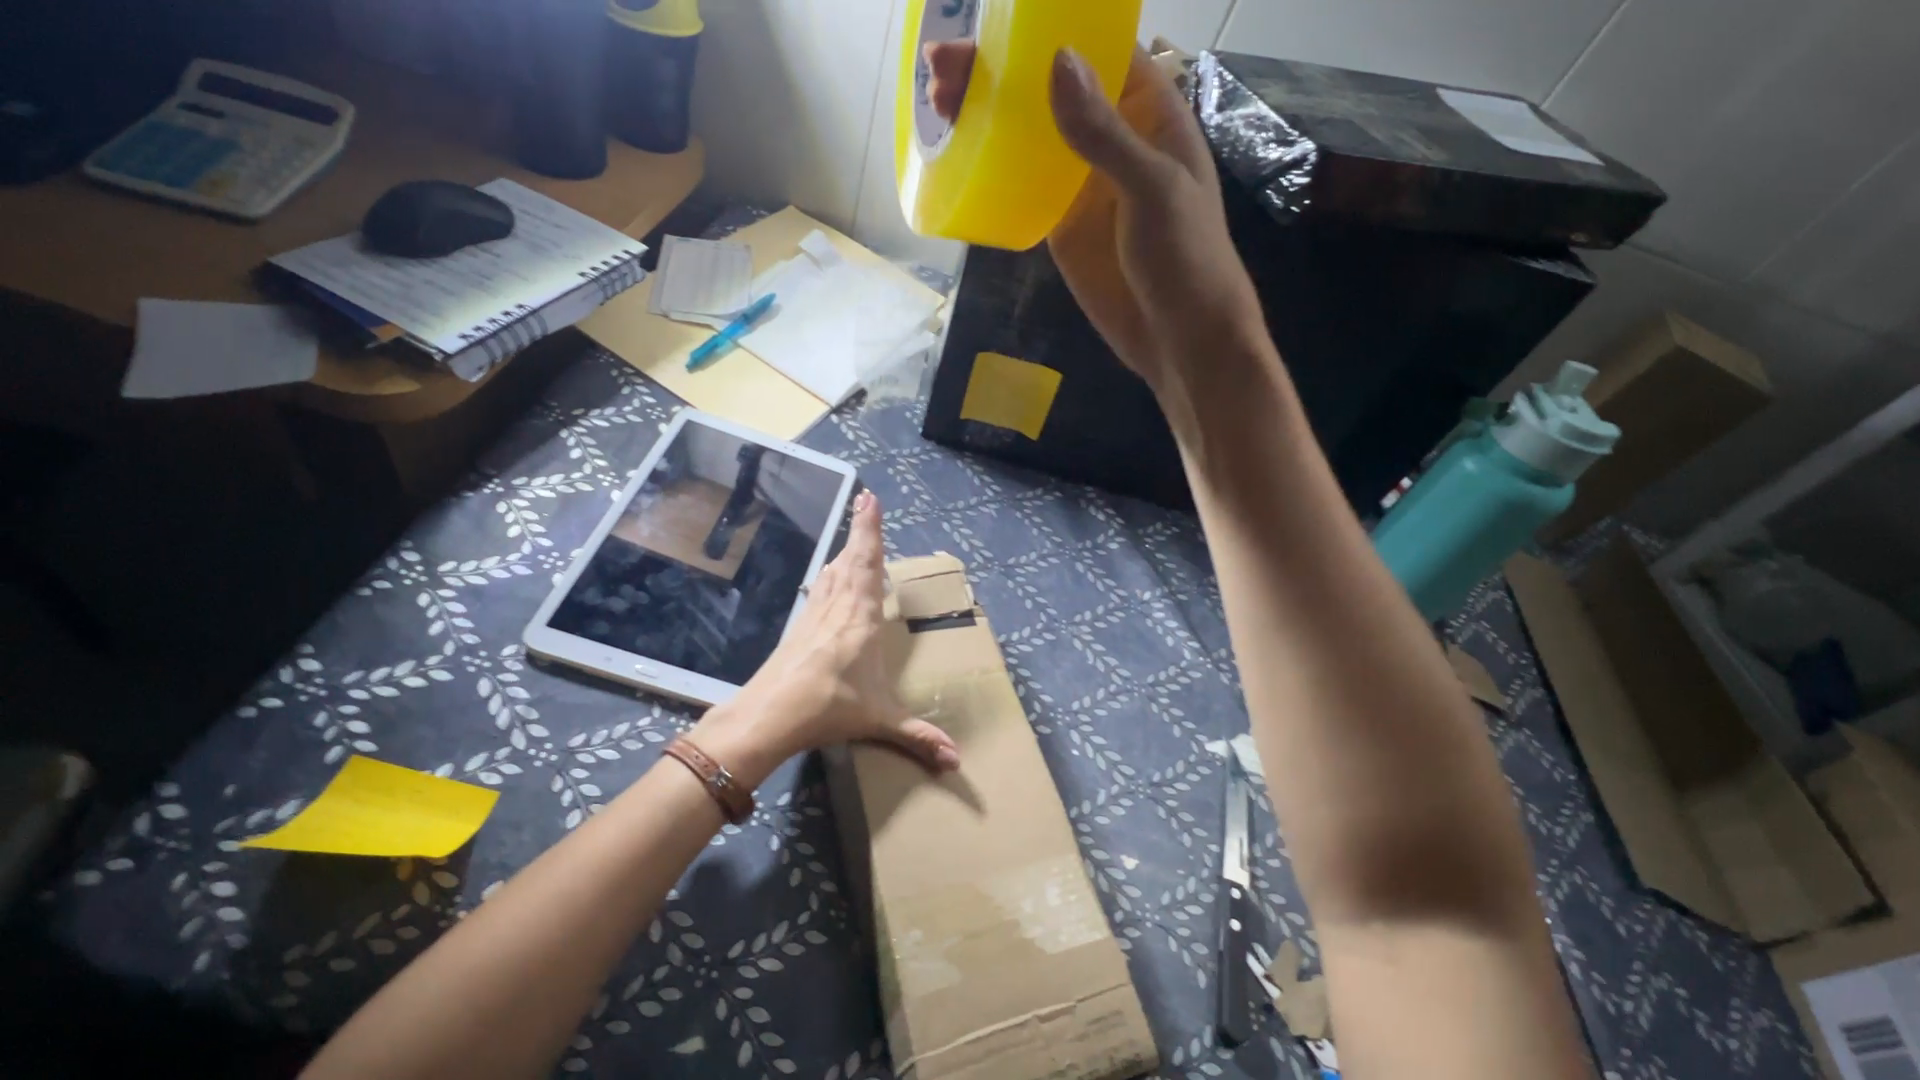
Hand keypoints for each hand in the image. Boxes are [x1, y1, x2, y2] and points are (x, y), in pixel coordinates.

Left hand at [690, 492, 959, 788]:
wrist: (768, 715)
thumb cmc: (829, 708)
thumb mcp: (879, 720)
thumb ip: (918, 737)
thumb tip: (957, 761)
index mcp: (861, 618)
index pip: (869, 564)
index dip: (870, 530)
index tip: (870, 498)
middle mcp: (838, 608)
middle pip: (851, 559)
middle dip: (860, 530)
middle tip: (865, 502)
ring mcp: (815, 617)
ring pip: (833, 573)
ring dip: (844, 551)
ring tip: (852, 538)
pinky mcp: (798, 630)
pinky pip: (819, 592)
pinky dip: (829, 578)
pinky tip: (826, 580)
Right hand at [923, 43, 1269, 398]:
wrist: (1181, 340)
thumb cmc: (1187, 257)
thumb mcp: (1153, 189)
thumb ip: (1105, 134)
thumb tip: (1057, 63)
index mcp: (1150, 117)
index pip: (1101, 55)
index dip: (1054, 34)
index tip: (1000, 22)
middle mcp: (1112, 141)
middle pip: (1051, 92)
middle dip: (999, 74)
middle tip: (942, 65)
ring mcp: (1082, 185)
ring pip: (1028, 137)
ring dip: (985, 117)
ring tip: (936, 101)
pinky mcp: (1059, 226)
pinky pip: (1020, 187)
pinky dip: (989, 170)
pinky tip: (954, 155)